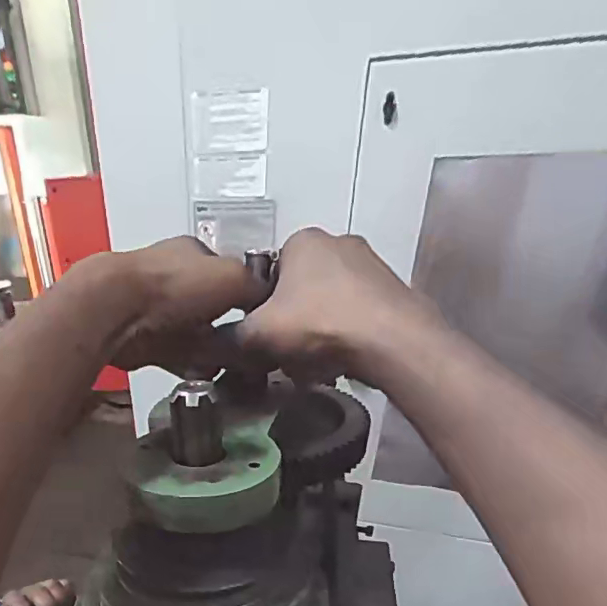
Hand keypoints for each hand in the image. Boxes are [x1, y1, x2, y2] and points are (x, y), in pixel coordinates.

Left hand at [103, 237, 268, 371]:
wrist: (119, 311)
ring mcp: (160, 311)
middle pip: (215, 309)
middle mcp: (177, 280)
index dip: (249, 297)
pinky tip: (206, 374)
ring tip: (232, 368)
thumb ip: (256, 286)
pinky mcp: (148, 341)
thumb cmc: (175, 285)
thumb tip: (268, 302)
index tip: (262, 319)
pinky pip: (179, 357)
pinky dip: (192, 366)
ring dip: (214, 352)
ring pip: (198, 336)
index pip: (231, 275)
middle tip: (248, 350)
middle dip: (231, 329)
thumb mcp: (232, 276)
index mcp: (195, 255)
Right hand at [234, 228, 451, 384]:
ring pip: (327, 307)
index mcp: (302, 239)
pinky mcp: (392, 293)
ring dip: (315, 336)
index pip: (266, 273)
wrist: (390, 342)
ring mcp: (370, 266)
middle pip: (298, 292)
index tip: (262, 337)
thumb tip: (214, 343)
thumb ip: (232, 335)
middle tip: (286, 356)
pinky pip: (354, 317)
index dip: (259, 310)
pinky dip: (343, 339)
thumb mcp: (259, 333)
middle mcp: (338, 242)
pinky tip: (341, 362)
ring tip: (314, 365)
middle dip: (290, 326)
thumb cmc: (319, 324)